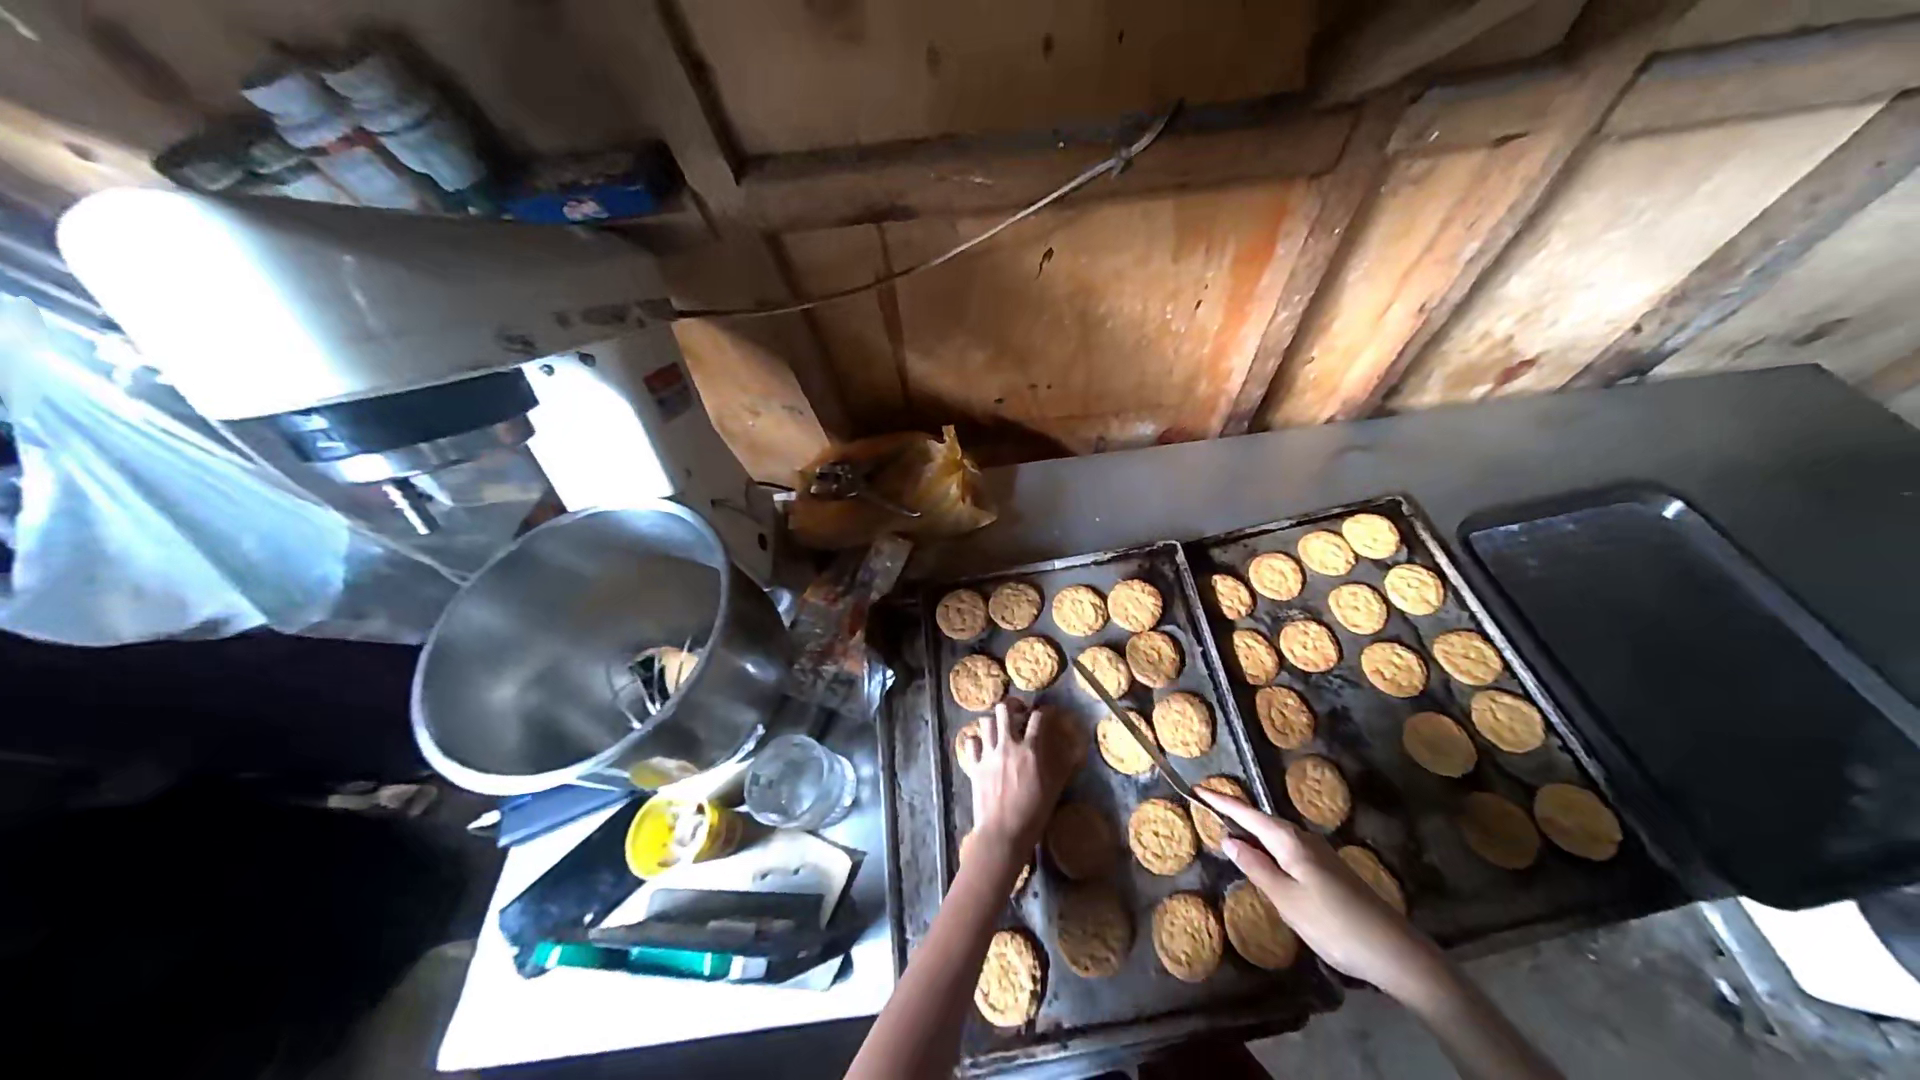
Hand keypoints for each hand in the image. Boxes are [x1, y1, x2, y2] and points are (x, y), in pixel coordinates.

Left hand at [969, 701, 1070, 861]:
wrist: (1003, 832)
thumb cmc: (1033, 813)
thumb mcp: (1054, 789)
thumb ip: (1063, 766)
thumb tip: (1076, 750)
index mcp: (1030, 750)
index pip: (1037, 718)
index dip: (1042, 712)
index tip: (1044, 714)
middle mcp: (1007, 746)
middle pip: (1004, 709)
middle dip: (1012, 705)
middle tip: (1018, 712)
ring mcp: (988, 754)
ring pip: (986, 721)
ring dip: (994, 721)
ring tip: (1000, 728)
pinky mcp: (974, 765)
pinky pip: (971, 742)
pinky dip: (977, 740)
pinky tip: (983, 746)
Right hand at [1199, 789, 1445, 1001]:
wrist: (1394, 951)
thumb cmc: (1333, 925)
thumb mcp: (1286, 899)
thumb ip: (1256, 867)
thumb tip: (1229, 839)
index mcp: (1291, 842)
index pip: (1248, 814)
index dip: (1222, 802)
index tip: (1198, 788)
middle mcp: (1305, 840)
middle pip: (1263, 819)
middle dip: (1236, 811)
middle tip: (1207, 805)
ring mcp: (1320, 855)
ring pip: (1277, 834)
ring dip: (1252, 828)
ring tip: (1228, 827)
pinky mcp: (1329, 870)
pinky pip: (1289, 847)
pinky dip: (1268, 844)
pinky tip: (1264, 857)